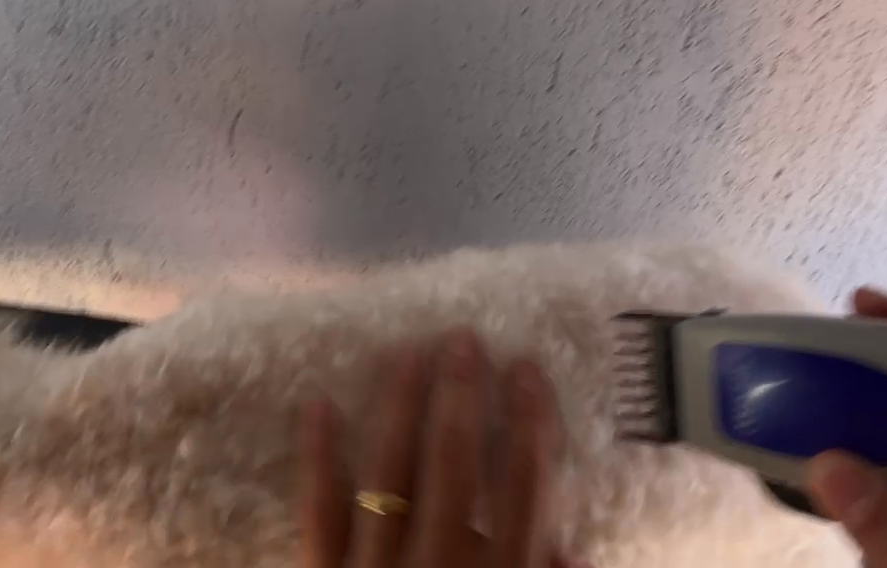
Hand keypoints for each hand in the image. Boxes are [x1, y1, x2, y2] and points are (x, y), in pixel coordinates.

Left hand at [296, 330, 565, 567]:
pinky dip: (318, 456)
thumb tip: (569, 545)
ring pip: (389, 474)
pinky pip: (319, 513)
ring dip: (397, 406)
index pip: (526, 490)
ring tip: (404, 350)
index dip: (531, 424)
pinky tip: (317, 401)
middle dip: (462, 397)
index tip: (528, 368)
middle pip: (456, 466)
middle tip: (463, 339)